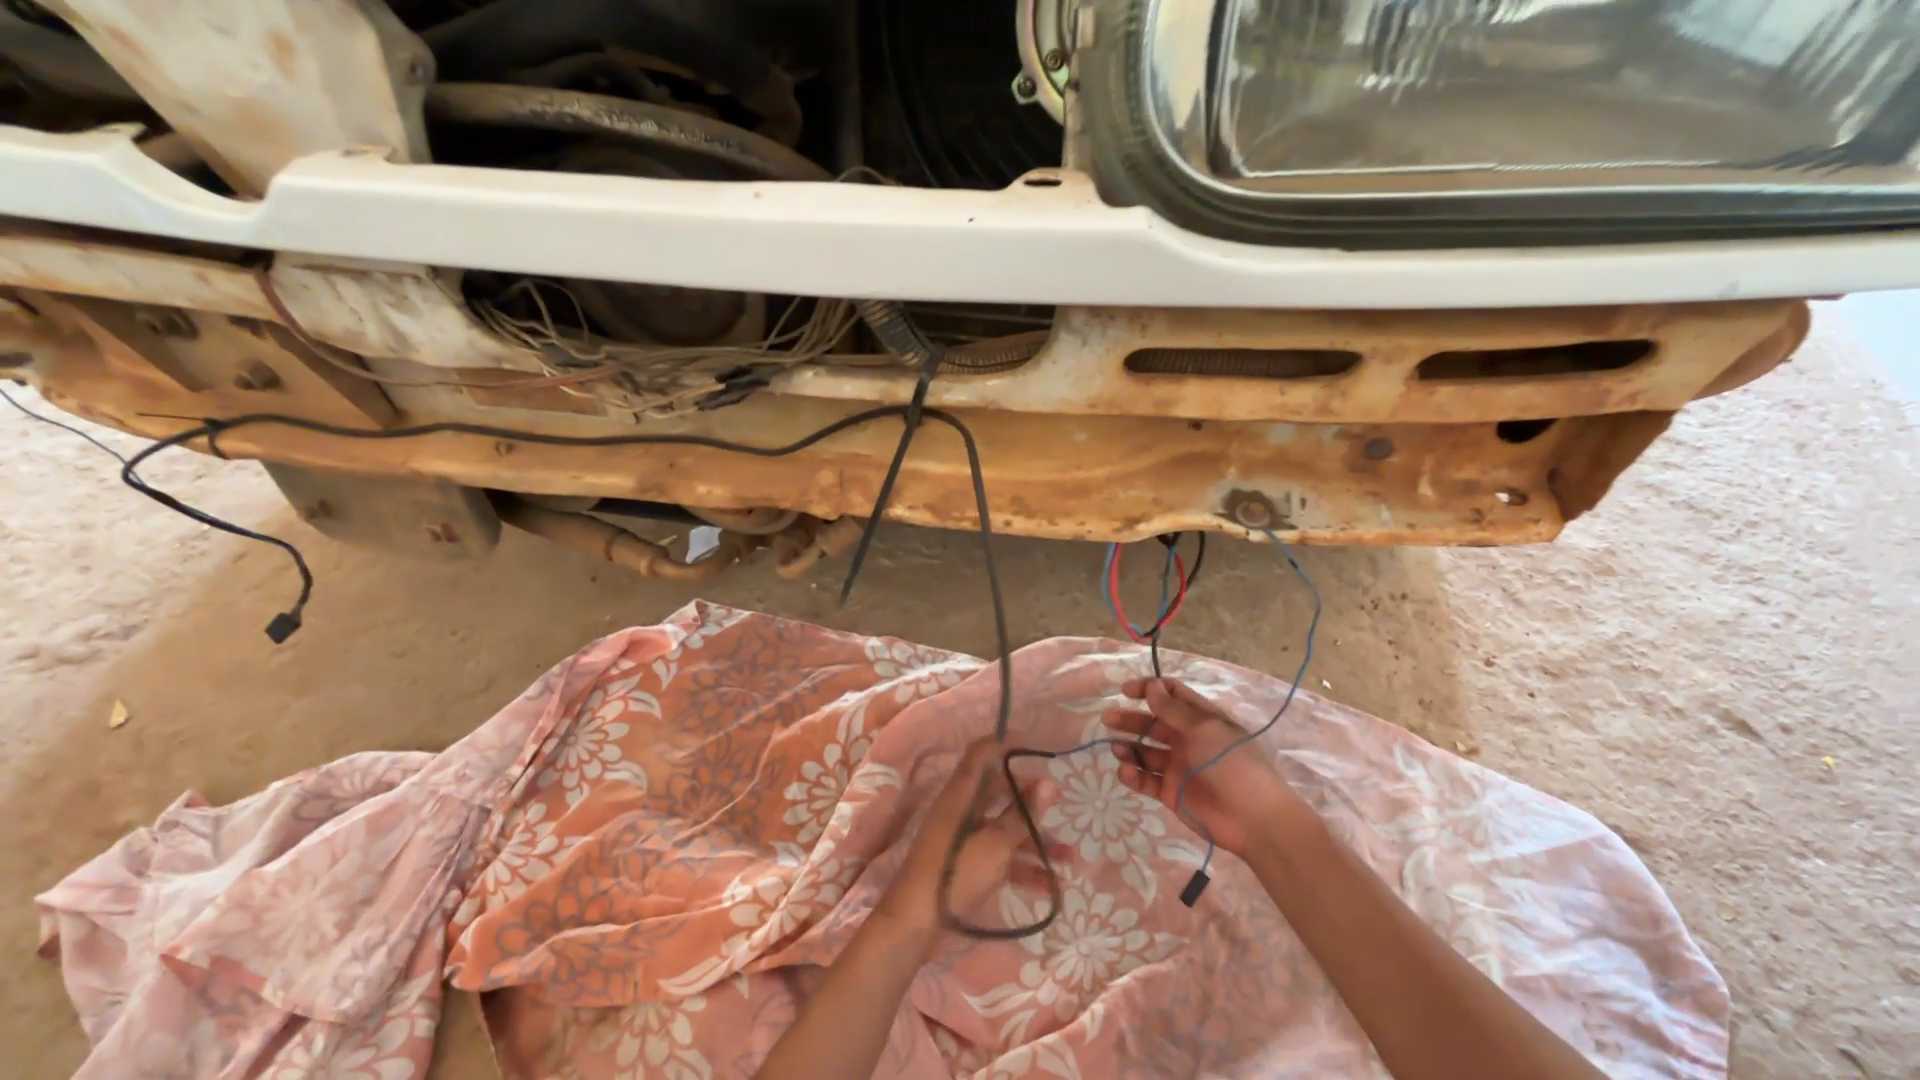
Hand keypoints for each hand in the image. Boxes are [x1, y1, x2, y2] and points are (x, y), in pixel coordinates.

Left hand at [873, 738, 1058, 946]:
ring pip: (1004, 829)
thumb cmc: (955, 875)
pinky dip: (1022, 866)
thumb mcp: (996, 845)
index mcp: (961, 795)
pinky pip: (999, 856)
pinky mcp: (965, 865)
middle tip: (1060, 806)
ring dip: (1035, 841)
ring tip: (1069, 858)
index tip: (1037, 747)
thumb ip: (1022, 816)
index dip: (1007, 745)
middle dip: (1032, 801)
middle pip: (999, 793)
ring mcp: (962, 839)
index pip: (982, 753)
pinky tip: (1049, 885)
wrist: (915, 923)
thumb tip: (1048, 783)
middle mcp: (961, 810)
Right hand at [1103, 677, 1306, 856]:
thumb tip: (1151, 686)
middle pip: (1153, 723)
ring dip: (1128, 747)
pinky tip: (1126, 771)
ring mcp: (1179, 767)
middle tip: (1108, 718)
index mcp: (1202, 719)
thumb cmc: (1232, 764)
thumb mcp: (1204, 729)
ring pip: (1145, 752)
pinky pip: (1145, 780)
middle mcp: (1188, 740)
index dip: (1149, 689)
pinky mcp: (1170, 792)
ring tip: (1116, 748)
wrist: (1253, 818)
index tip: (1126, 691)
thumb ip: (1173, 709)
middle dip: (1131, 719)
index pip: (1172, 695)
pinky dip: (1133, 775)